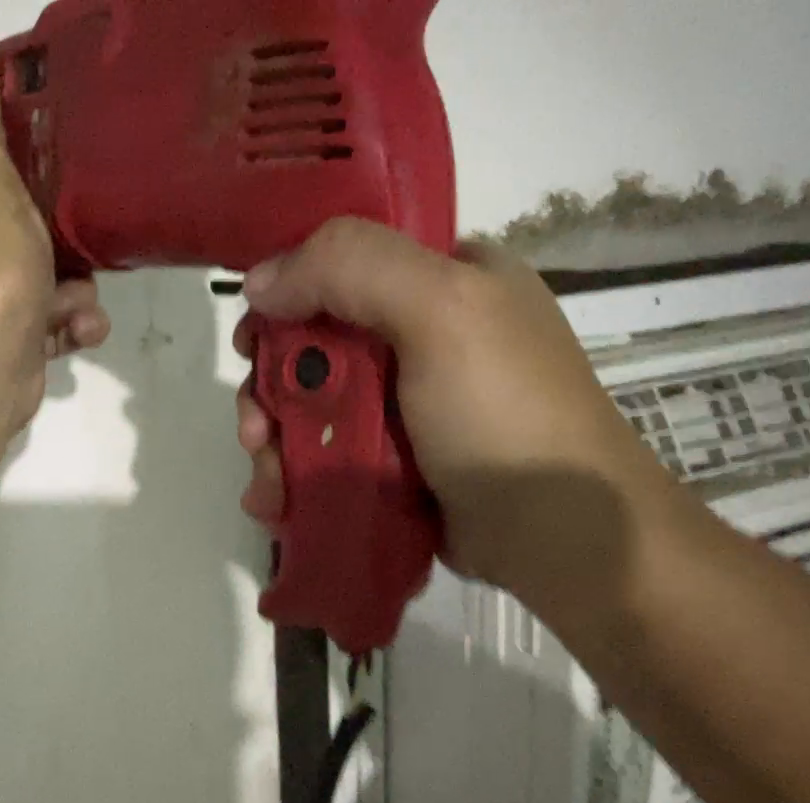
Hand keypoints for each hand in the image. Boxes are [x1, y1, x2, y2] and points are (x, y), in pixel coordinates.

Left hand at [0, 55, 109, 457]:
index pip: (2, 174)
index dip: (37, 166)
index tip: (75, 163)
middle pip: (41, 229)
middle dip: (73, 242)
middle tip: (88, 244)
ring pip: (61, 280)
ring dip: (81, 293)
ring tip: (80, 306)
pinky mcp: (22, 341)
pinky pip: (64, 322)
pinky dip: (78, 326)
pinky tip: (82, 333)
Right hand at [234, 219, 676, 602]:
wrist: (557, 534)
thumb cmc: (503, 411)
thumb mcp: (442, 310)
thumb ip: (350, 269)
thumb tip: (257, 282)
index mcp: (445, 277)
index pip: (344, 261)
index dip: (287, 293)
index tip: (252, 337)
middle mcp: (420, 335)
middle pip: (313, 343)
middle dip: (271, 390)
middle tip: (255, 431)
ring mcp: (404, 405)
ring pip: (310, 407)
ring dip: (273, 445)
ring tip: (268, 486)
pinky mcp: (391, 461)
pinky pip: (323, 454)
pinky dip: (291, 476)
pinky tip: (274, 505)